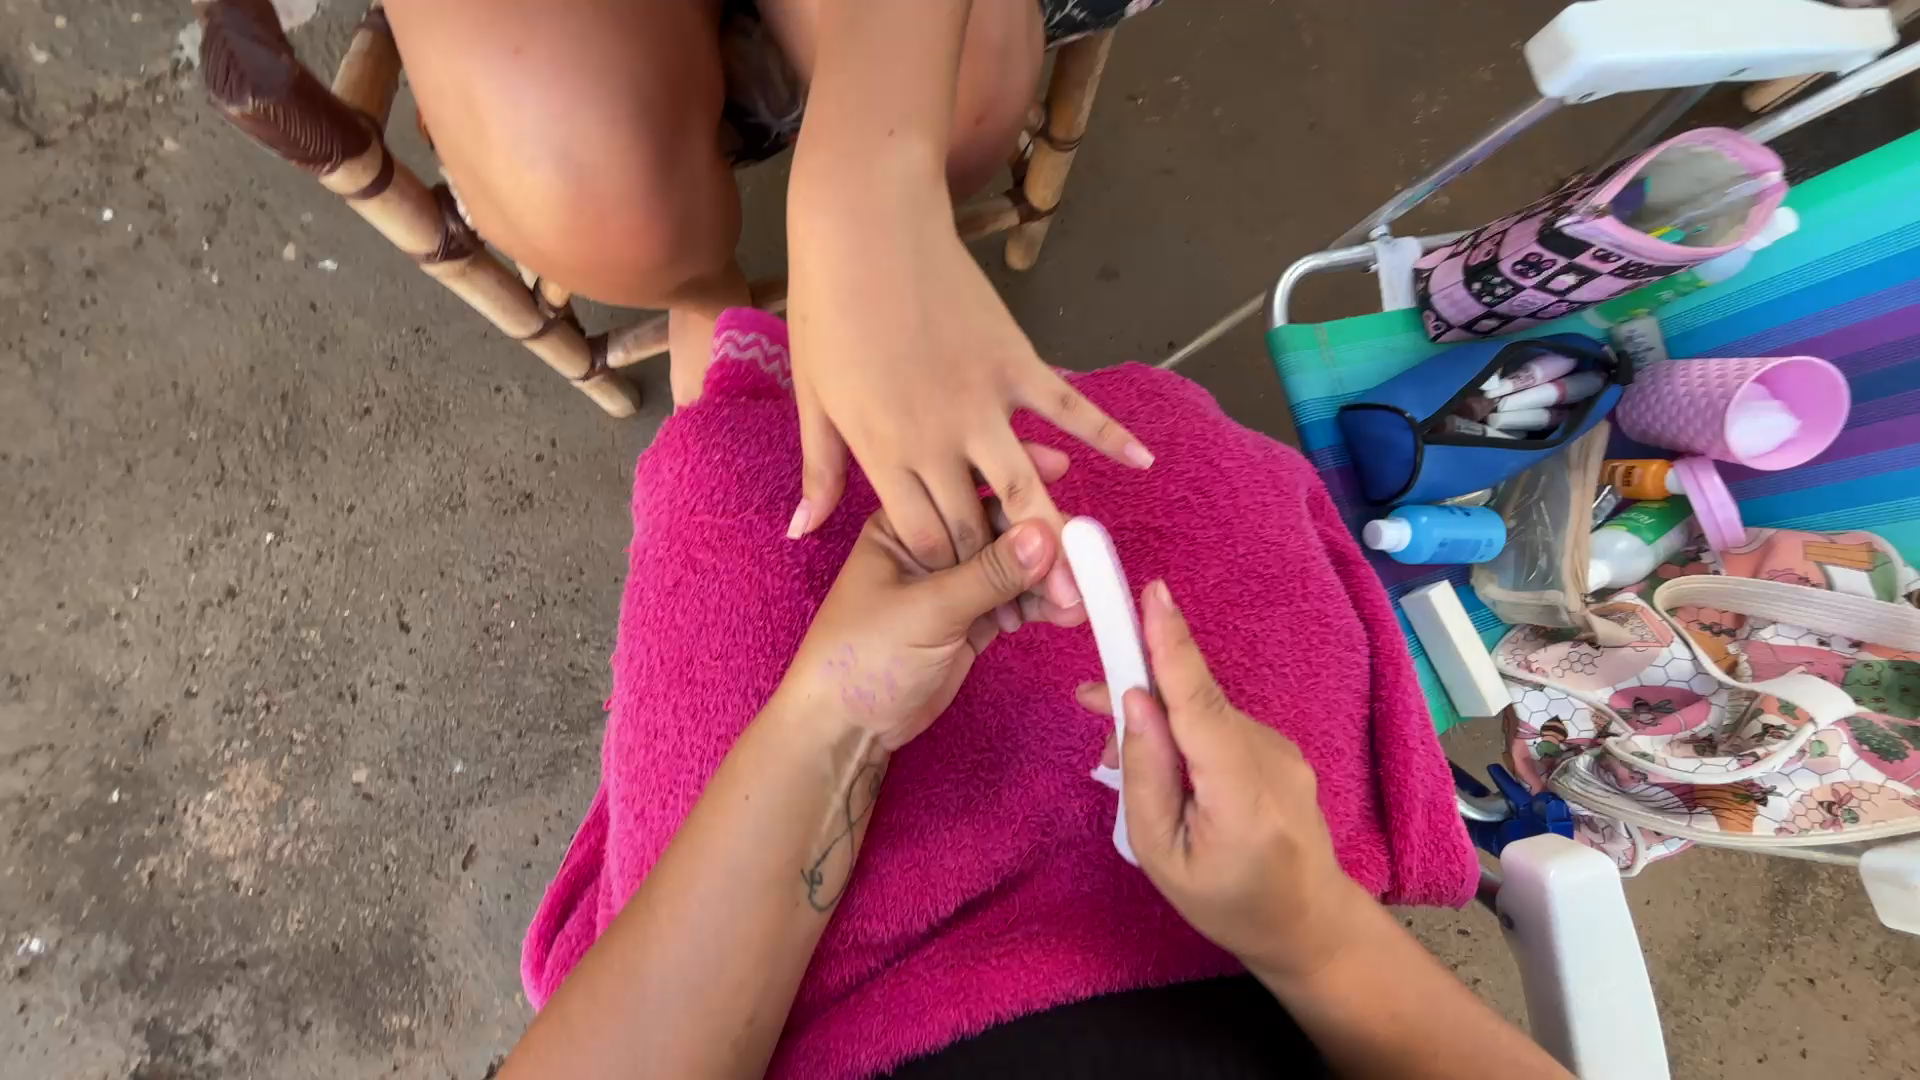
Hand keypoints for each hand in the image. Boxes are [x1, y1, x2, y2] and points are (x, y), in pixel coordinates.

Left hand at [776, 445, 1084, 750]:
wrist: (845, 726)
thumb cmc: (864, 655)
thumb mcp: (926, 611)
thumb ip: (987, 575)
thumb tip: (1045, 533)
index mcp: (907, 524)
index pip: (968, 491)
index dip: (1014, 482)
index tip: (1061, 470)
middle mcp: (934, 545)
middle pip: (1000, 529)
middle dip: (1042, 542)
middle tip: (1080, 563)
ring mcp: (955, 584)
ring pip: (1013, 568)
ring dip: (1047, 580)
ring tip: (1076, 601)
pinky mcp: (971, 619)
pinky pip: (1014, 601)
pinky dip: (1038, 606)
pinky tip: (1064, 614)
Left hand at [785, 191, 1152, 608]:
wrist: (867, 225)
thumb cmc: (829, 313)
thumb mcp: (812, 399)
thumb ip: (819, 472)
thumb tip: (800, 531)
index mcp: (885, 453)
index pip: (925, 538)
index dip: (947, 571)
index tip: (966, 587)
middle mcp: (939, 441)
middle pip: (977, 526)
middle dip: (1003, 571)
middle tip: (1037, 599)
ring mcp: (985, 403)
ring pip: (1027, 486)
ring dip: (1055, 536)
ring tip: (1084, 576)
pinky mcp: (1018, 365)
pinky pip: (1070, 408)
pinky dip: (1107, 434)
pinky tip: (1142, 461)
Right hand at [1076, 581, 1365, 983]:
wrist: (1309, 924)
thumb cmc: (1226, 901)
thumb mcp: (1160, 854)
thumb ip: (1146, 773)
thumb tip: (1133, 699)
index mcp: (1242, 798)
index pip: (1201, 707)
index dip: (1173, 648)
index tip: (1154, 595)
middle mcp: (1271, 759)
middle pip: (1193, 703)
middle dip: (1138, 692)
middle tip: (1086, 699)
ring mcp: (1281, 748)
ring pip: (1201, 713)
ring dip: (1157, 721)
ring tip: (1119, 760)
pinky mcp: (1278, 746)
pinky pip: (1217, 724)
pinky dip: (1183, 732)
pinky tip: (1164, 764)